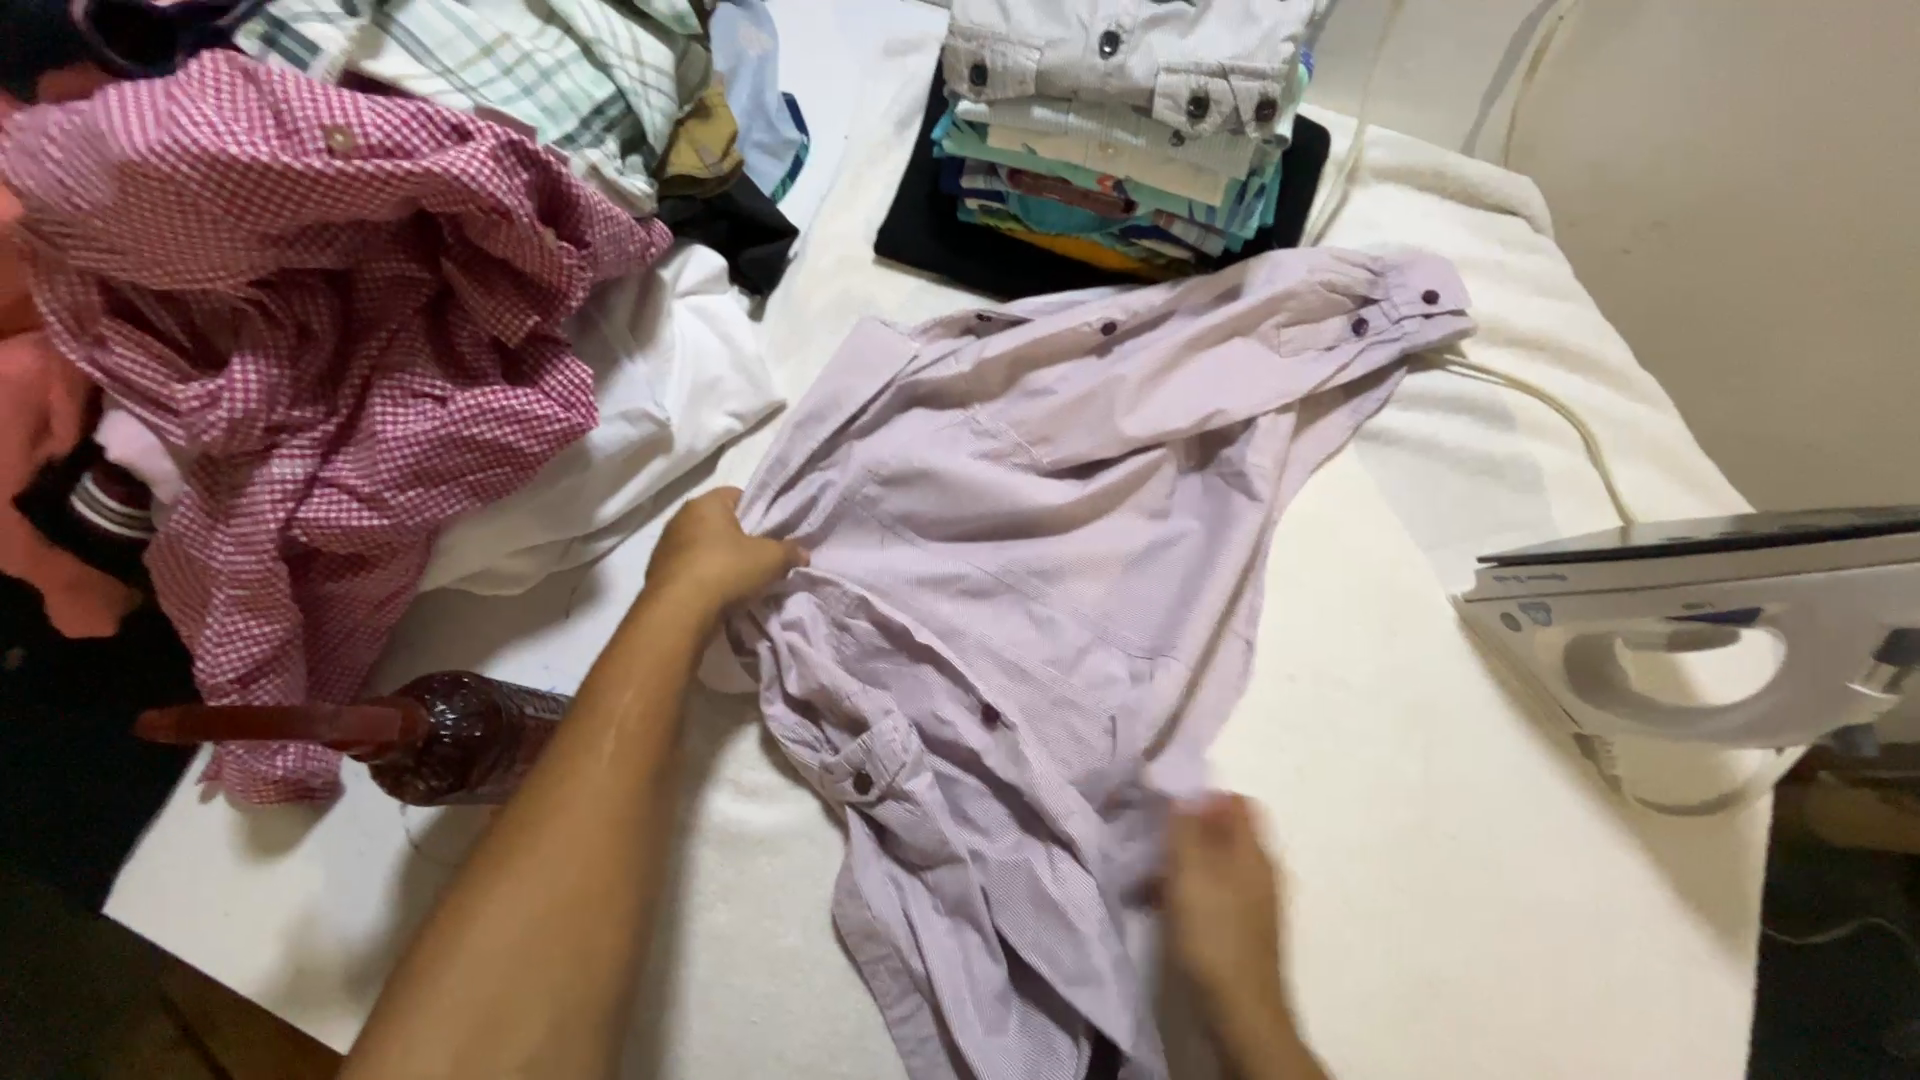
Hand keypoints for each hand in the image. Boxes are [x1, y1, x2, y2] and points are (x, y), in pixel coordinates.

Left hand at [645, 488, 804, 619]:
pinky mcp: (657, 573)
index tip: (770, 531)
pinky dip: (703, 577)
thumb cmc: (727, 570)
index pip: (737, 495)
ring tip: (738, 579)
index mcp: (706, 503)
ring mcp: (665, 546)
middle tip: (759, 557)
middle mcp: (680, 517)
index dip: (758, 511)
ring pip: (702, 546)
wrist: (679, 612)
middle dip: (738, 537)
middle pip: (718, 522)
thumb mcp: (771, 559)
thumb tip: (803, 553)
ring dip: (718, 559)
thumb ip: (790, 551)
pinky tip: (717, 594)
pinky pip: (689, 569)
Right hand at [1165, 793, 1289, 1017]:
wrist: (1240, 1014)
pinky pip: (1208, 893)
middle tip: (1147, 836)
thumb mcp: (1190, 873)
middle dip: (1182, 830)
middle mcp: (1258, 871)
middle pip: (1220, 832)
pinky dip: (1182, 890)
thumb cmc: (1213, 935)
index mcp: (1253, 852)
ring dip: (1177, 862)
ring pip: (1210, 863)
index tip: (1164, 802)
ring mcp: (1250, 902)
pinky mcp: (1237, 929)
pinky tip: (1154, 903)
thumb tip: (1184, 792)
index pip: (1235, 801)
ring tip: (1141, 873)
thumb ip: (1185, 828)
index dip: (1201, 796)